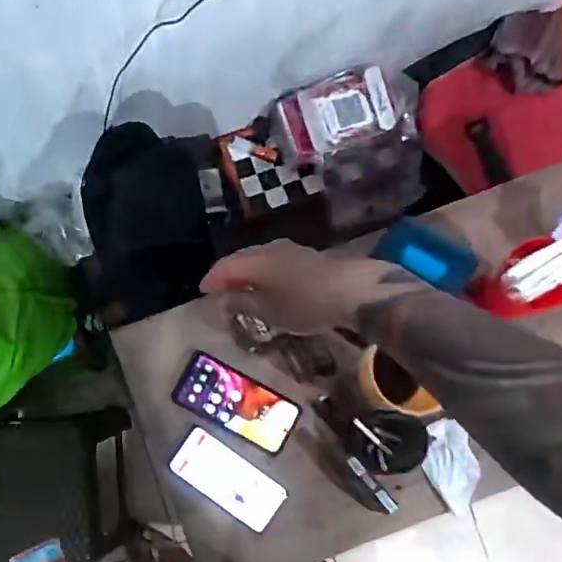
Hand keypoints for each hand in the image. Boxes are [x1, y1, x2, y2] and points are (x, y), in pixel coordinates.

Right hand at [199, 239, 419, 335]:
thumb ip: (241, 304)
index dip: (210, 279)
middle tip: (218, 289)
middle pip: (241, 258)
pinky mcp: (310, 257)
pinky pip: (276, 261)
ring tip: (241, 287)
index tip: (202, 292)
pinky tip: (268, 284)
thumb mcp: (268, 312)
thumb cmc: (307, 305)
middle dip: (227, 273)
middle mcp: (271, 250)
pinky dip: (264, 272)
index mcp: (255, 261)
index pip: (223, 266)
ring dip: (247, 272)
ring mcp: (293, 250)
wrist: (359, 292)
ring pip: (260, 258)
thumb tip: (221, 300)